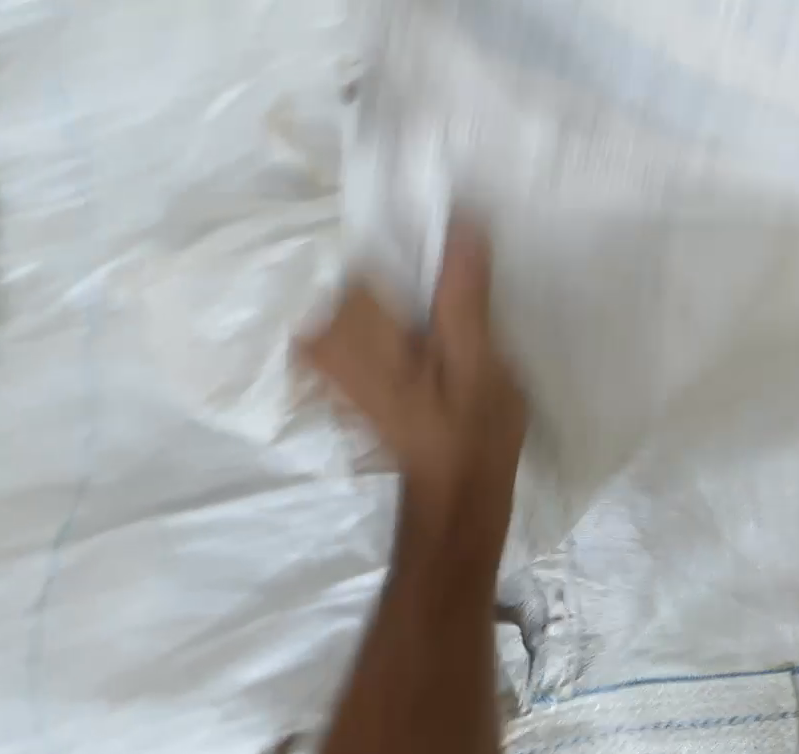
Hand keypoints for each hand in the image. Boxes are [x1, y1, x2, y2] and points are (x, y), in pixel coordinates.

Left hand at [301, 220, 526, 561]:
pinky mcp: (333, 366)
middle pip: (379, 275)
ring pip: (377, 298)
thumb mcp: (480, 360)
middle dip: (423, 295)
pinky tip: (430, 367)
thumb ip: (462, 290)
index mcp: (349, 325)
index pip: (384, 252)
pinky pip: (370, 322)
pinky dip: (402, 332)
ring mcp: (321, 352)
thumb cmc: (473, 433)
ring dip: (416, 314)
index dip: (431, 263)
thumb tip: (462, 217)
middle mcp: (318, 331)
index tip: (465, 296)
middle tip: (462, 341)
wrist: (456, 491)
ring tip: (449, 358)